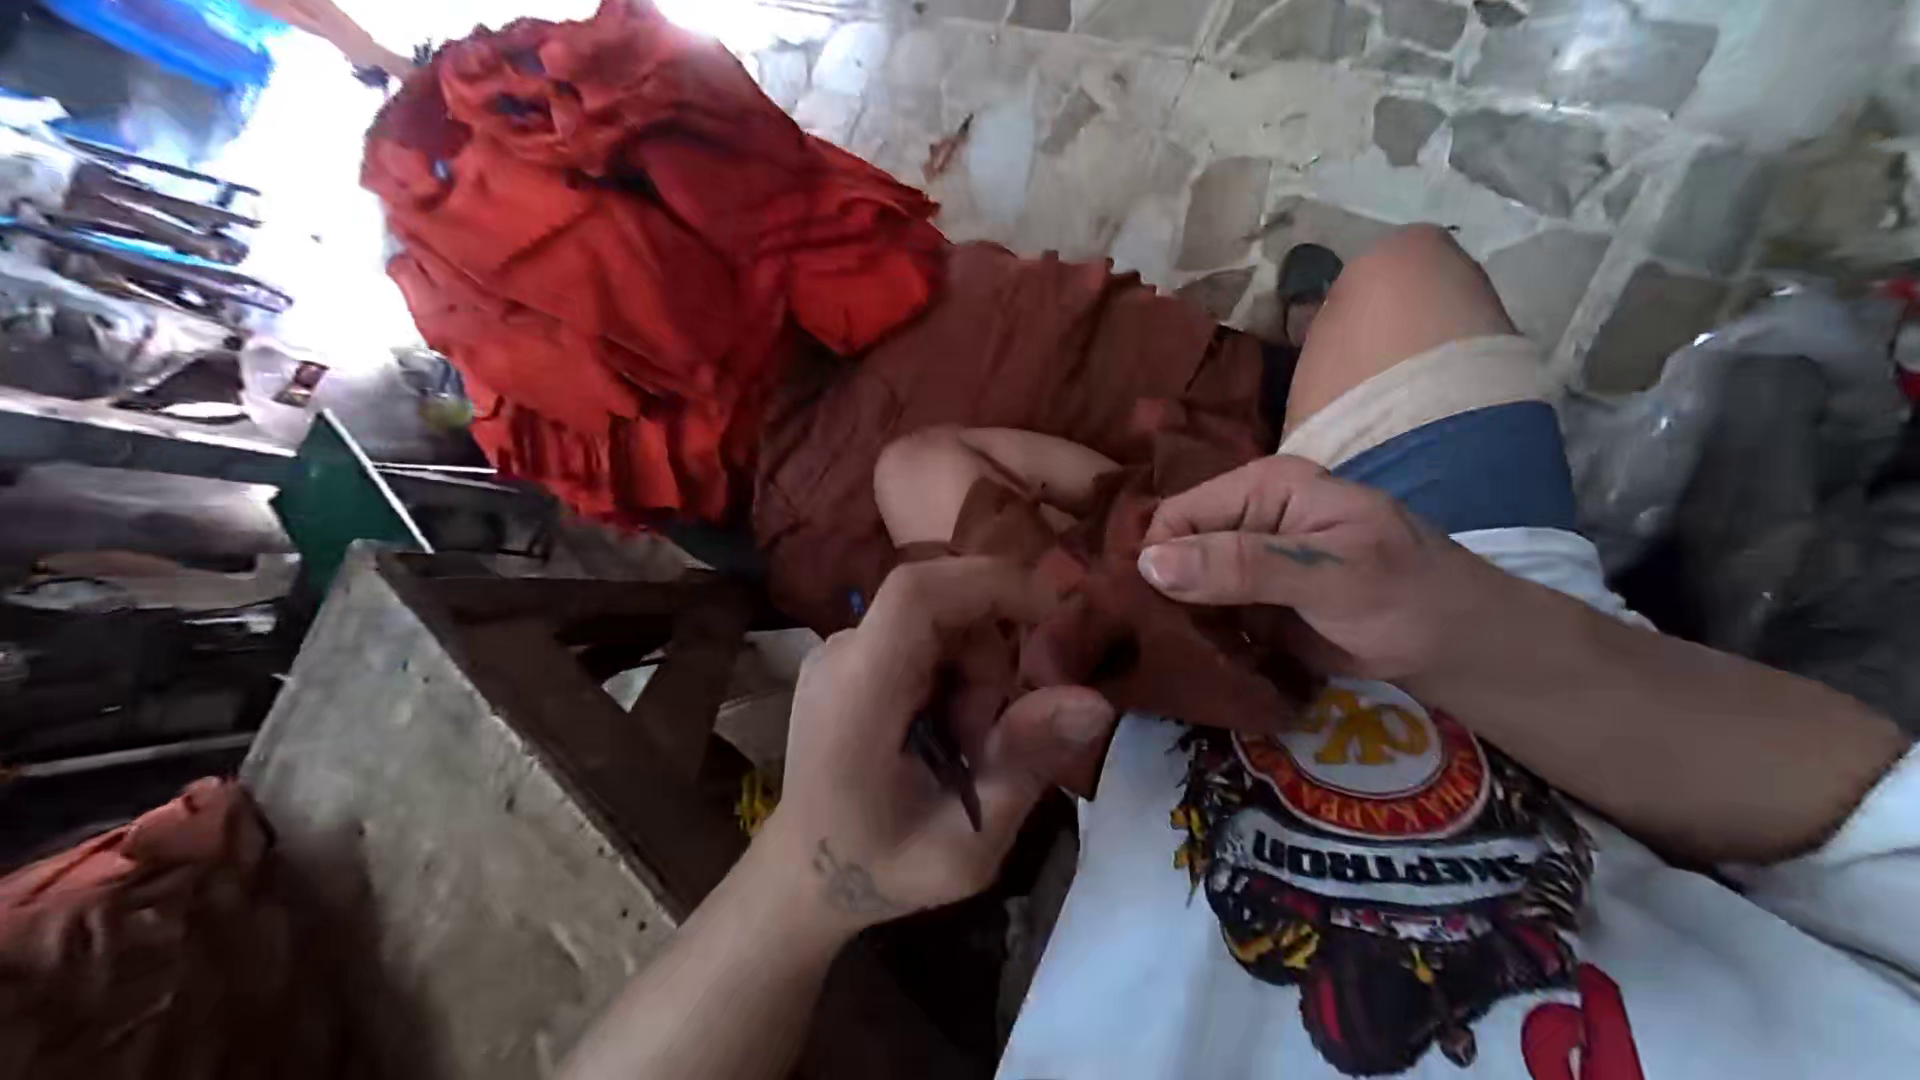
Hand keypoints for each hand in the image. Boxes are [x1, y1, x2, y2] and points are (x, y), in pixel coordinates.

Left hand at [758, 558, 1115, 932]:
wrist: (809, 866)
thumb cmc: (880, 866)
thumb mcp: (964, 846)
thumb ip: (1023, 765)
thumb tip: (1095, 702)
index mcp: (856, 698)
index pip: (916, 594)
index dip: (991, 584)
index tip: (1051, 616)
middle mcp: (840, 654)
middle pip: (941, 604)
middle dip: (992, 657)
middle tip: (991, 736)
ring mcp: (839, 647)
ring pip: (939, 617)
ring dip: (975, 670)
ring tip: (962, 744)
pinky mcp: (850, 650)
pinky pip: (922, 629)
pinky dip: (955, 667)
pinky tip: (942, 725)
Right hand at [1136, 455, 1505, 682]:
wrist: (1458, 648)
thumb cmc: (1406, 595)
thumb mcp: (1330, 573)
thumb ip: (1243, 565)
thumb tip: (1149, 564)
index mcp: (1261, 486)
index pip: (1177, 514)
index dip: (1156, 558)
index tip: (1143, 609)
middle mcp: (1245, 515)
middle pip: (1173, 547)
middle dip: (1160, 590)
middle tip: (1148, 637)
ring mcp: (1246, 559)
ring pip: (1182, 583)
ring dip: (1174, 616)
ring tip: (1164, 650)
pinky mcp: (1248, 598)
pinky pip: (1203, 611)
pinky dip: (1194, 632)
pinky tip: (1189, 654)